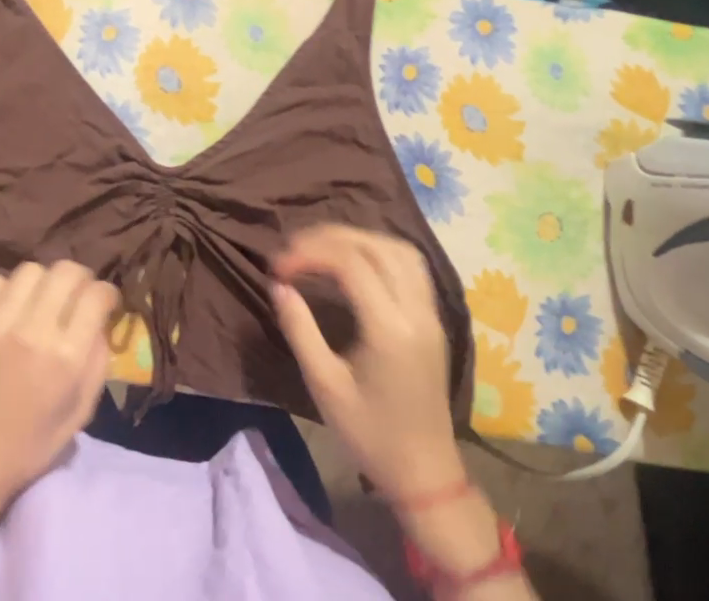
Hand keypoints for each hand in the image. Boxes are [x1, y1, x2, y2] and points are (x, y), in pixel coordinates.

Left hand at [0, 260, 118, 564]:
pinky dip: (5, 289)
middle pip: (65, 271)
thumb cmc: (28, 448)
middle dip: (79, 280)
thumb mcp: (80, 413)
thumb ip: (97, 362)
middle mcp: (32, 331)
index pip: (96, 294)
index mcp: (66, 358)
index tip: (104, 303)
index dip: (107, 293)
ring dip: (43, 283)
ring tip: (40, 304)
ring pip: (30, 271)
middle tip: (75, 299)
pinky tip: (7, 310)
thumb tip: (101, 321)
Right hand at [272, 225, 464, 499]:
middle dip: (331, 237)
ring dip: (358, 240)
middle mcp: (416, 312)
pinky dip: (378, 252)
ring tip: (320, 249)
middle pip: (377, 247)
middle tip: (292, 249)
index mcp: (389, 329)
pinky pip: (410, 267)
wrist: (424, 470)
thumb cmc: (369, 432)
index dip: (309, 253)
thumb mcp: (324, 384)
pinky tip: (352, 263)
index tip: (276, 266)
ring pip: (399, 251)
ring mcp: (430, 314)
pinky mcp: (432, 320)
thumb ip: (300, 329)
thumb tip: (278, 286)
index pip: (351, 264)